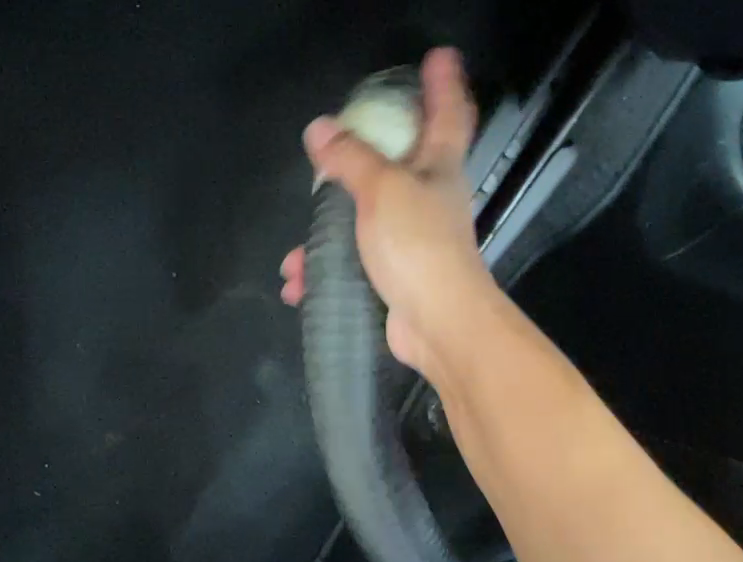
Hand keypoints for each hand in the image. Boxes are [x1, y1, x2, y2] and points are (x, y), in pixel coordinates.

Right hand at [279, 47, 497, 380]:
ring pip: (362, 229)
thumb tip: (319, 130)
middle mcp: (429, 202)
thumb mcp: (381, 190)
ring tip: (294, 258)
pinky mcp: (395, 282)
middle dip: (359, 170)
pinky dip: (324, 277)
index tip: (437, 58)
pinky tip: (299, 286)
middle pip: (395, 172)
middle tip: (331, 163)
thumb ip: (350, 159)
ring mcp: (412, 244)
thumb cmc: (417, 245)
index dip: (442, 85)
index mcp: (438, 168)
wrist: (437, 322)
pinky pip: (353, 270)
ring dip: (324, 243)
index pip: (448, 114)